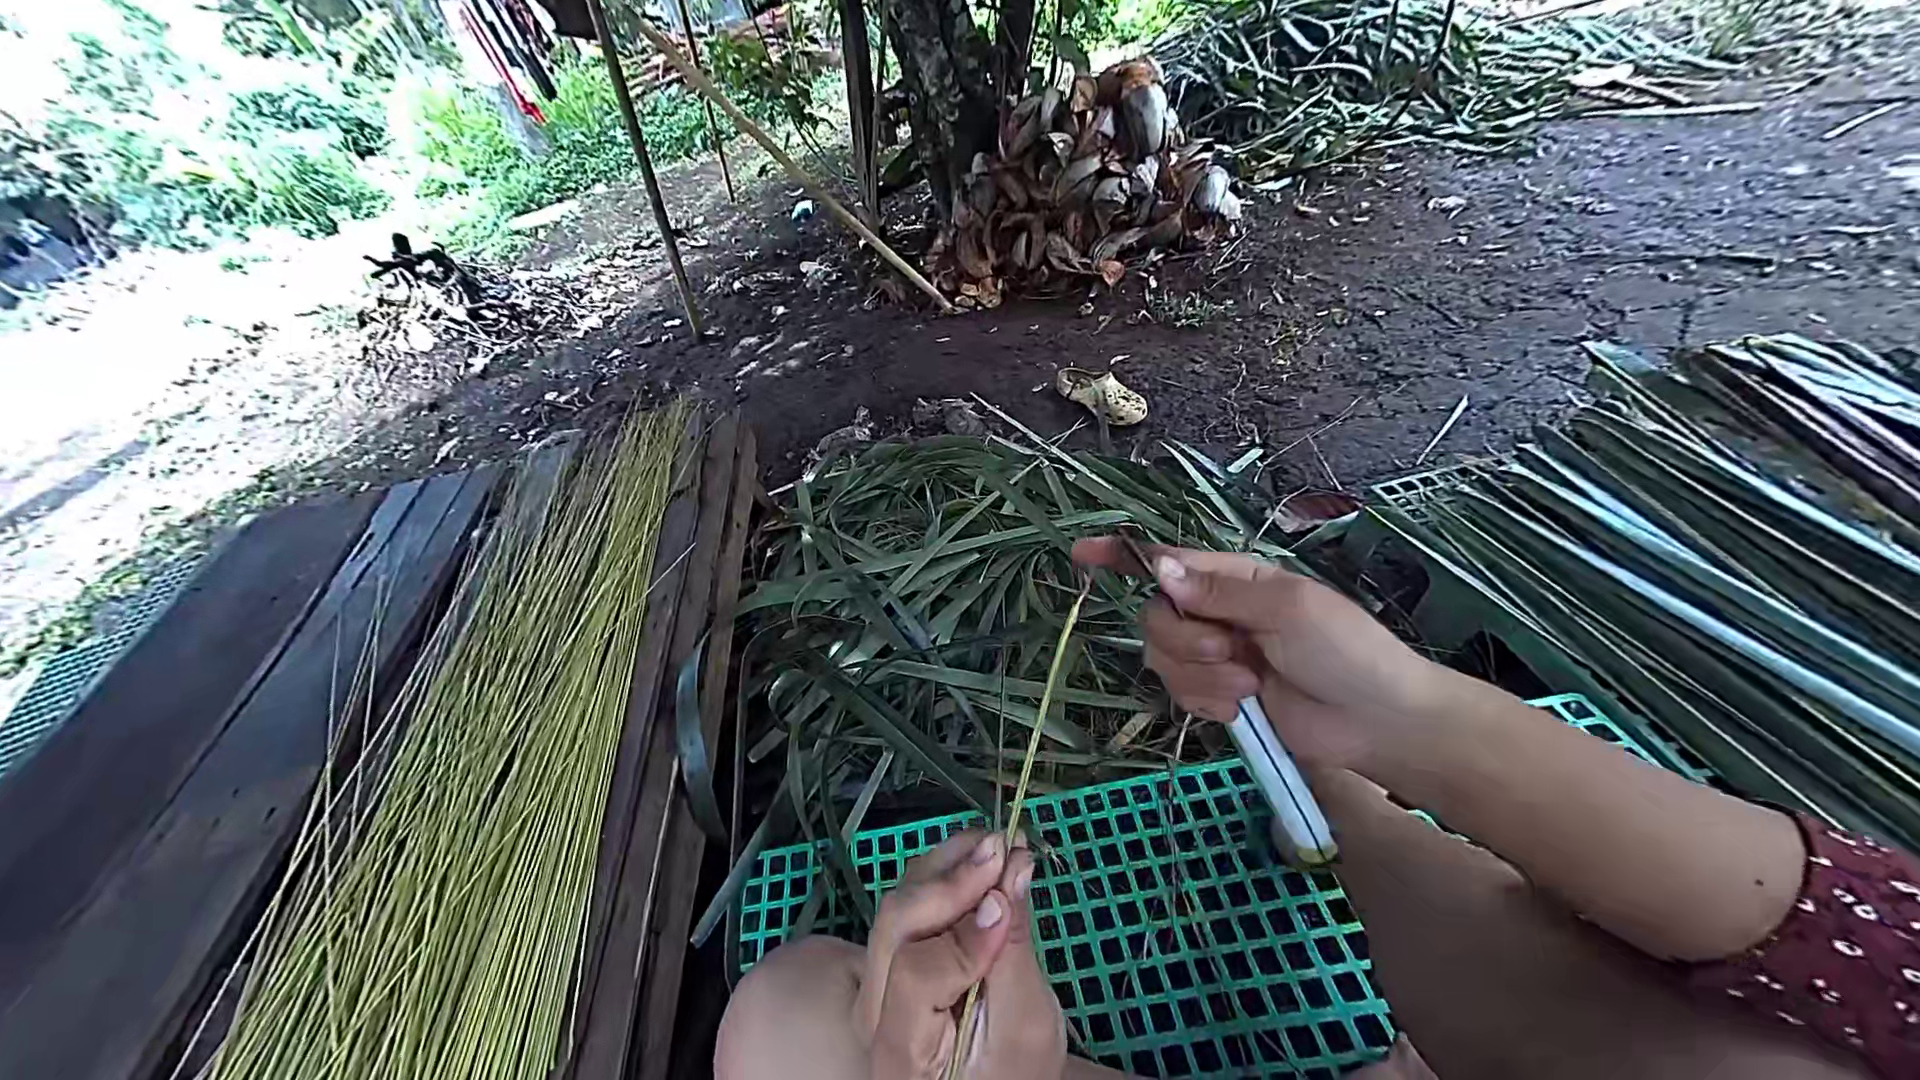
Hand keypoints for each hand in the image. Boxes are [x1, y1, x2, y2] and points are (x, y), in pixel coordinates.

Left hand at [854, 830, 1063, 1079]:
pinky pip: (913, 896)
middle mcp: (872, 1006)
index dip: (963, 934)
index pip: (915, 976)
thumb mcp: (1027, 1023)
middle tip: (1003, 846)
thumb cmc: (1015, 1067)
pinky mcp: (891, 948)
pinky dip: (949, 869)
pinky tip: (982, 857)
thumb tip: (1012, 871)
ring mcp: (874, 973)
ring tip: (998, 843)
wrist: (996, 1077)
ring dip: (951, 863)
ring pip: (903, 897)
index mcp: (901, 1050)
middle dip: (953, 879)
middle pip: (898, 922)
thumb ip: (1013, 948)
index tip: (1007, 900)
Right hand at [1073, 537, 1443, 769]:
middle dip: (1185, 641)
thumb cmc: (1346, 651)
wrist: (1377, 723)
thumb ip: (1219, 591)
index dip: (1121, 555)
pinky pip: (1178, 692)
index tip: (1081, 553)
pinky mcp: (1213, 693)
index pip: (1165, 560)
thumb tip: (1160, 571)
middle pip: (1154, 616)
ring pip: (1162, 657)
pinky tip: (1240, 708)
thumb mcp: (1288, 608)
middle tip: (1229, 653)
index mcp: (1230, 578)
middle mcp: (1212, 611)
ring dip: (1201, 676)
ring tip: (1247, 685)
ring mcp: (1211, 655)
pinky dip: (1206, 701)